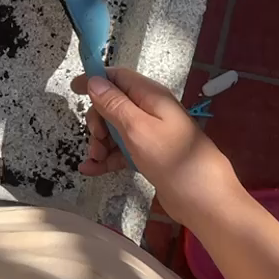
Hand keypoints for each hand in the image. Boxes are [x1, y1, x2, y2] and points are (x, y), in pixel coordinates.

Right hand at [72, 68, 243, 225]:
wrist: (205, 201)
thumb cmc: (172, 159)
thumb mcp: (137, 128)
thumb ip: (114, 104)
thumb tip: (94, 80)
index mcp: (150, 96)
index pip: (118, 77)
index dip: (95, 80)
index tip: (73, 89)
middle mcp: (150, 111)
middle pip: (113, 104)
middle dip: (97, 120)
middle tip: (95, 139)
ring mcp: (150, 134)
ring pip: (115, 129)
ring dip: (100, 142)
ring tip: (94, 161)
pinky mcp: (150, 155)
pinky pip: (122, 150)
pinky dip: (107, 158)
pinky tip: (92, 170)